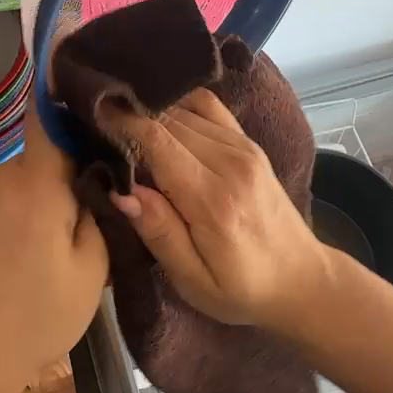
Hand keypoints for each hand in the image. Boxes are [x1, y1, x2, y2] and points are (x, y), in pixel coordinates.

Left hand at [0, 106, 109, 381]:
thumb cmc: (38, 312)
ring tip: (111, 198)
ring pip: (44, 170)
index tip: (106, 76)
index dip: (73, 87)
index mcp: (37, 179)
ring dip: (72, 179)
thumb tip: (106, 174)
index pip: (49, 111)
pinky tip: (76, 223)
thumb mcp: (93, 264)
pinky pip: (30, 190)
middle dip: (88, 148)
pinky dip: (53, 198)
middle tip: (132, 161)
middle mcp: (10, 175)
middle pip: (54, 142)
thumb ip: (104, 208)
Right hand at [107, 89, 333, 331]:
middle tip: (96, 115)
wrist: (301, 279)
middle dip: (130, 113)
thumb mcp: (195, 281)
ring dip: (151, 108)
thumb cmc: (242, 289)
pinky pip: (208, 106)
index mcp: (214, 200)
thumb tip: (121, 191)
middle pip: (169, 119)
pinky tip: (160, 111)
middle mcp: (231, 162)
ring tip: (121, 114)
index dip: (122, 122)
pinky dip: (180, 102)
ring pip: (185, 109)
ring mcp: (244, 147)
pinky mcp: (248, 142)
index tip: (91, 113)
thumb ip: (159, 233)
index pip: (159, 142)